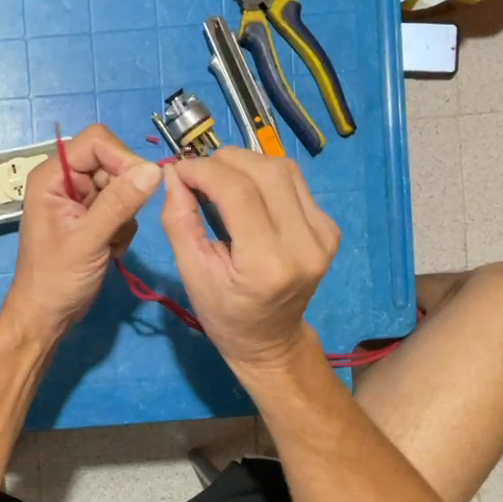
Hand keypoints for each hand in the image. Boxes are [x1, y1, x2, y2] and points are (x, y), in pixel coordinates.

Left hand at [3, 125, 161, 338]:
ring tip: (108, 243)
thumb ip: (119, 204)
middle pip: (112, 162)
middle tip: (118, 224)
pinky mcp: (92, 219)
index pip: (96, 142)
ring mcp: (79, 201)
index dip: (122, 158)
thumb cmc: (56, 281)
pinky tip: (109, 250)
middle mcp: (65, 182)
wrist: (46, 317)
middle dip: (124, 193)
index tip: (142, 185)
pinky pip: (121, 208)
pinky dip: (122, 229)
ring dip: (124, 215)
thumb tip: (154, 170)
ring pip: (121, 187)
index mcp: (52, 177)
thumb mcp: (88, 241)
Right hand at [158, 148, 339, 372]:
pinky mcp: (329, 228)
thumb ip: (179, 222)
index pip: (238, 192)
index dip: (204, 171)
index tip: (178, 170)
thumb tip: (173, 174)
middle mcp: (304, 244)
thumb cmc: (224, 313)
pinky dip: (264, 178)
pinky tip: (246, 193)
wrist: (270, 341)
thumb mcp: (191, 273)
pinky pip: (295, 184)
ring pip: (284, 170)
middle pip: (266, 172)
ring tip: (219, 177)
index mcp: (267, 263)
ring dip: (245, 163)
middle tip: (197, 172)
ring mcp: (323, 235)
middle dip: (224, 161)